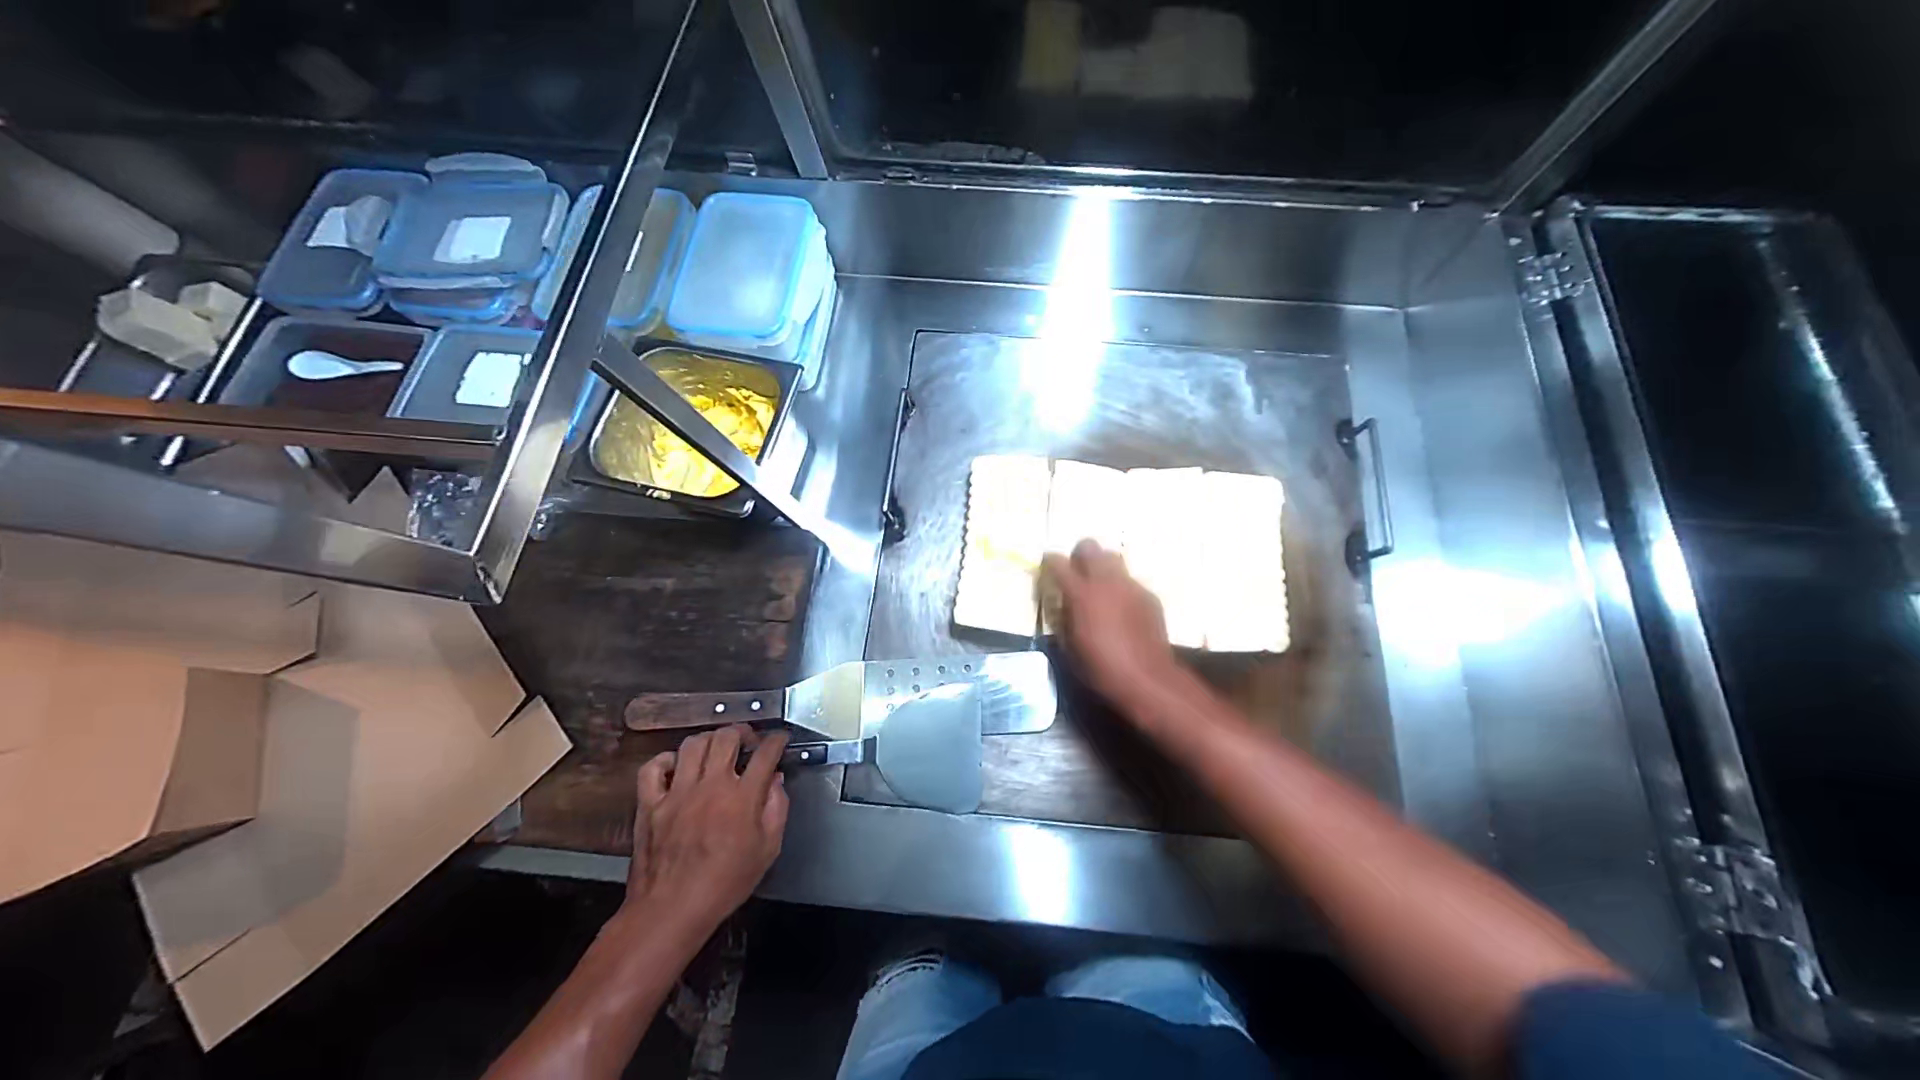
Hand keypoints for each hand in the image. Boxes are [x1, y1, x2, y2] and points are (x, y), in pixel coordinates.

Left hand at [624, 724, 788, 932]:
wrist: (671, 910)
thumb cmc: (724, 884)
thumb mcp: (767, 850)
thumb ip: (777, 810)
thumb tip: (776, 781)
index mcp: (742, 798)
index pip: (765, 754)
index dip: (776, 741)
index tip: (779, 740)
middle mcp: (710, 786)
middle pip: (727, 738)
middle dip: (742, 732)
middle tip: (748, 740)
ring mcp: (677, 792)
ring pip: (693, 744)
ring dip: (709, 740)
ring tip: (716, 748)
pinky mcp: (650, 803)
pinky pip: (653, 767)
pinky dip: (666, 760)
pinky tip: (677, 766)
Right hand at [1041, 540, 1181, 708]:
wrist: (1147, 678)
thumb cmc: (1101, 668)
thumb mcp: (1070, 646)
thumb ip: (1064, 617)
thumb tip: (1064, 604)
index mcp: (1081, 593)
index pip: (1057, 562)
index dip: (1049, 562)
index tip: (1048, 569)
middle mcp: (1105, 581)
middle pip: (1089, 546)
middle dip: (1079, 555)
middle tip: (1076, 574)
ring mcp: (1130, 585)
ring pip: (1113, 558)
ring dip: (1102, 567)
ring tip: (1100, 589)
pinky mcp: (1149, 595)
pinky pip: (1130, 581)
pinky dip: (1121, 588)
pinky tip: (1122, 610)